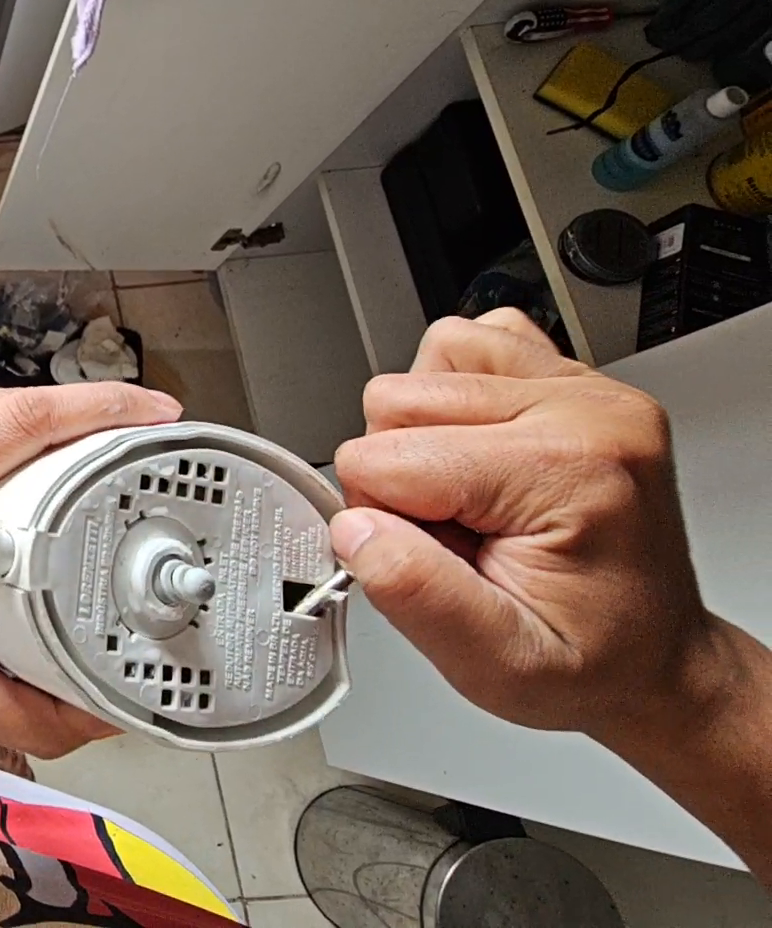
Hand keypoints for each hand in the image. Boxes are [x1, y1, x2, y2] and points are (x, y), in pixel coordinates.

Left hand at [0, 382, 182, 758]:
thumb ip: (24, 709)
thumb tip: (90, 712)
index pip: (20, 423)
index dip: (96, 410)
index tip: (147, 415)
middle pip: (8, 400)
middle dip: (82, 411)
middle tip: (131, 438)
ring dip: (35, 414)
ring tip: (82, 445)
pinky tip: (13, 449)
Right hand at [331, 308, 720, 737]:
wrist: (653, 655)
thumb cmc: (588, 657)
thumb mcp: (497, 663)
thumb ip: (416, 592)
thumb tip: (354, 527)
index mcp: (569, 470)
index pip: (380, 457)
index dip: (381, 514)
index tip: (434, 553)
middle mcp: (582, 410)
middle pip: (390, 403)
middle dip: (394, 473)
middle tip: (450, 527)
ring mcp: (576, 387)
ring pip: (413, 372)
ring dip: (413, 435)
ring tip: (463, 491)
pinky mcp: (562, 378)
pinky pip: (461, 344)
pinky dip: (441, 393)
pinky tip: (471, 445)